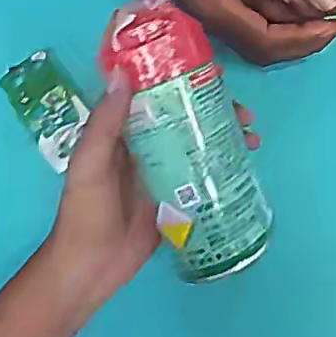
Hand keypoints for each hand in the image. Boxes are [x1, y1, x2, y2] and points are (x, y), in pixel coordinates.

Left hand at [39, 79, 261, 307]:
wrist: (92, 267)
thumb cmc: (85, 212)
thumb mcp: (90, 163)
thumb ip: (106, 122)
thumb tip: (123, 73)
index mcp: (122, 132)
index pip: (154, 94)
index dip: (180, 78)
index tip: (210, 69)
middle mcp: (145, 146)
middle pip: (183, 117)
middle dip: (214, 108)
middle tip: (241, 108)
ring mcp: (164, 171)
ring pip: (198, 142)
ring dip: (224, 134)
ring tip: (250, 134)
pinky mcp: (177, 196)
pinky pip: (203, 172)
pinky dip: (225, 163)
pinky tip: (246, 160)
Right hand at [139, 0, 335, 65]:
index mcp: (216, 9)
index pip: (265, 37)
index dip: (301, 37)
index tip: (331, 24)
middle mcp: (218, 25)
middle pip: (268, 51)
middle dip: (305, 44)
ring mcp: (220, 25)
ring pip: (264, 48)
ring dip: (297, 43)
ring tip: (327, 26)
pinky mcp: (223, 19)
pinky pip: (258, 37)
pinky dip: (285, 35)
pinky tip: (302, 21)